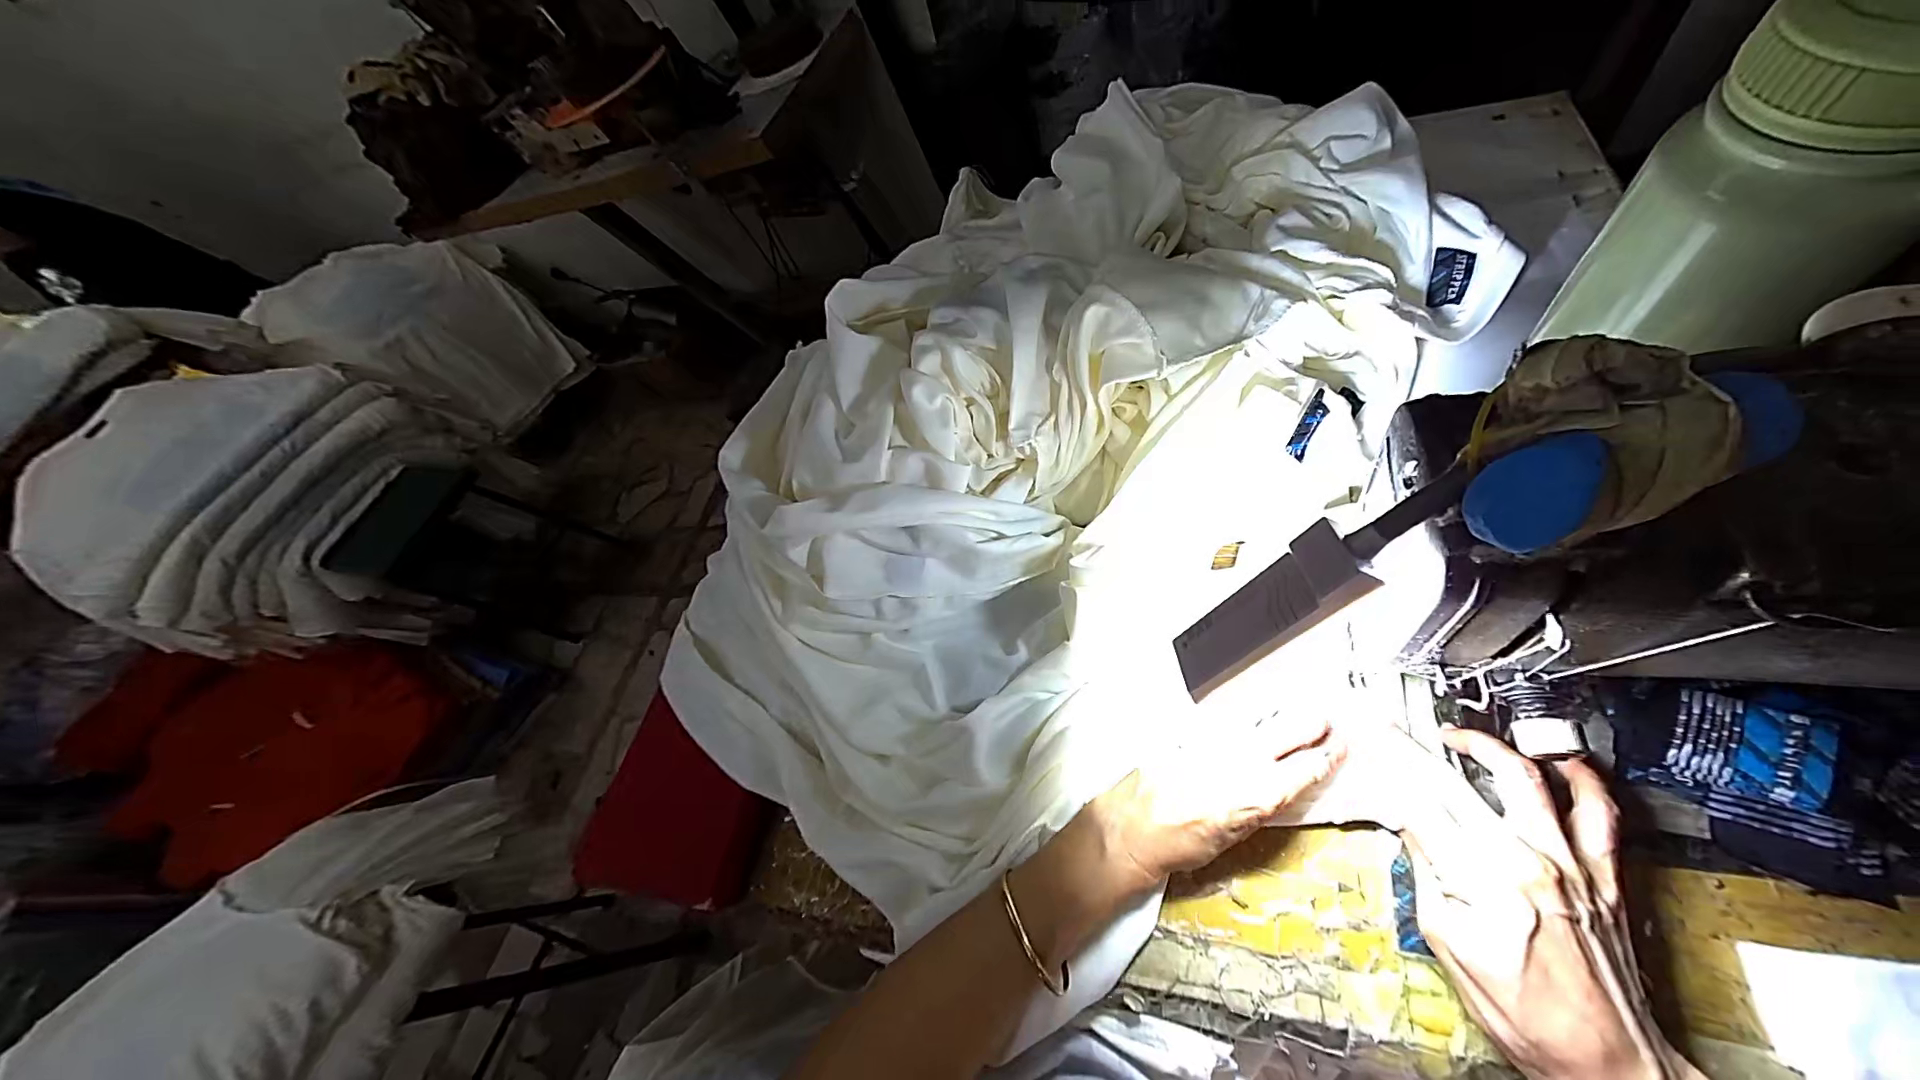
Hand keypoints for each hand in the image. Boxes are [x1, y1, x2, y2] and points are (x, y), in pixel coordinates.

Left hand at [1087, 713, 1345, 893]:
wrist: (1130, 827)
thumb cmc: (1178, 844)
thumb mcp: (1230, 837)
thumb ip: (1254, 807)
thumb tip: (1273, 789)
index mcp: (1255, 794)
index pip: (1303, 769)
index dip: (1326, 756)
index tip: (1339, 745)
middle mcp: (1238, 763)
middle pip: (1284, 732)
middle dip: (1308, 725)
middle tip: (1324, 720)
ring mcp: (1212, 743)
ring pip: (1253, 723)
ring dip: (1274, 719)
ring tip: (1292, 714)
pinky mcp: (1187, 735)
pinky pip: (1220, 724)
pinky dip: (1236, 723)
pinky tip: (1242, 722)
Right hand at [1402, 727, 1700, 1079]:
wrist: (1609, 1061)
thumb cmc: (1528, 1018)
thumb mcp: (1449, 945)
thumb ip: (1427, 879)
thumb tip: (1411, 832)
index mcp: (1486, 883)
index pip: (1421, 808)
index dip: (1390, 774)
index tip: (1370, 749)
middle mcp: (1532, 863)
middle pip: (1461, 785)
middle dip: (1418, 751)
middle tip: (1394, 730)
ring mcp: (1574, 865)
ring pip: (1530, 779)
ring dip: (1490, 748)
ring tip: (1463, 738)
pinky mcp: (1606, 876)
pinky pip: (1600, 813)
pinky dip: (1581, 780)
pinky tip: (1561, 764)